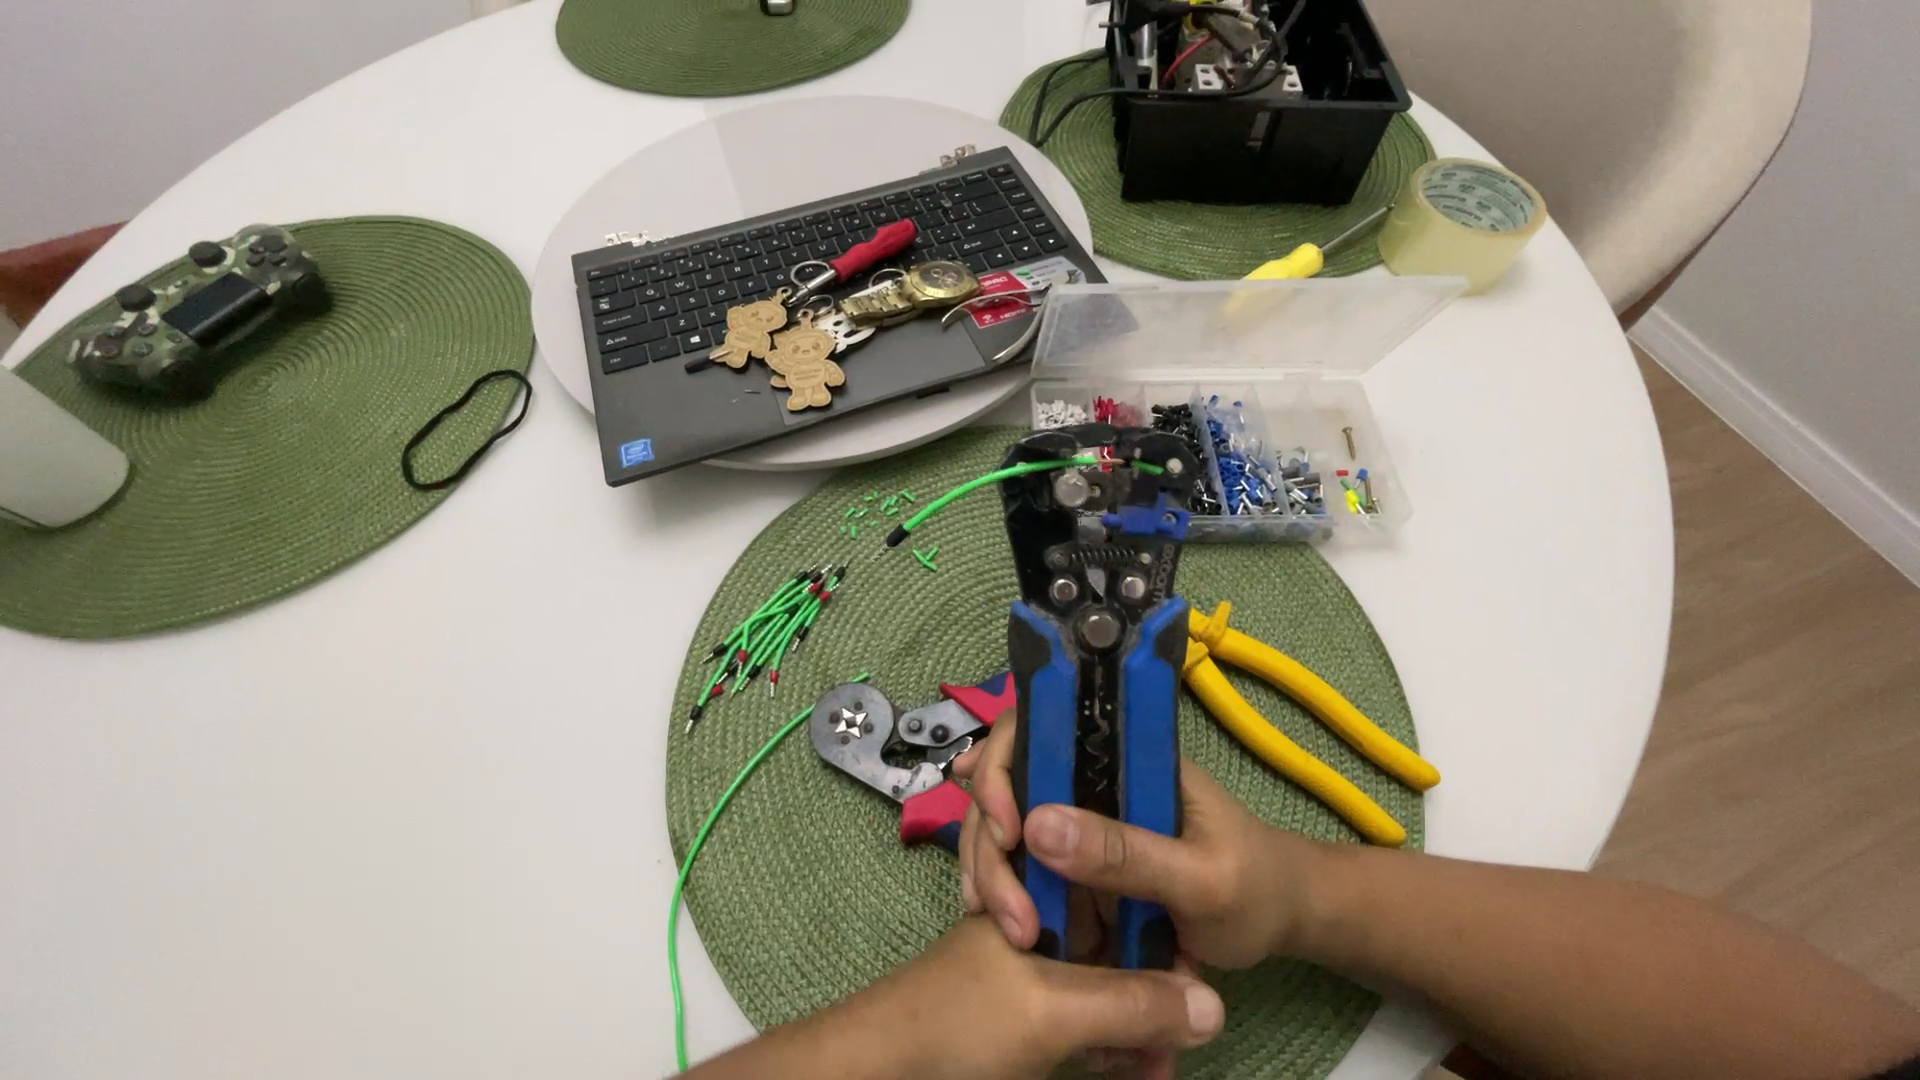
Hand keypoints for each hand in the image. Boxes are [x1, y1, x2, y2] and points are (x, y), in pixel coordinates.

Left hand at [866, 916, 1223, 1079]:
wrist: (880, 1071)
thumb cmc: (962, 1021)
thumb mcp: (1051, 1010)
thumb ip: (1130, 1004)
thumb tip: (1215, 1005)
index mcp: (1040, 893)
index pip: (1114, 888)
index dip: (1162, 924)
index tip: (1202, 967)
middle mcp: (1041, 922)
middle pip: (1116, 945)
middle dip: (1155, 992)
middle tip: (1188, 1039)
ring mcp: (1032, 973)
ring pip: (1104, 988)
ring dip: (1137, 1027)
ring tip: (1162, 1068)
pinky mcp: (1026, 1017)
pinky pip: (1085, 1022)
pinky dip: (1111, 1045)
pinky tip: (1134, 1071)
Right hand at [954, 707, 1316, 969]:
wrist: (1279, 919)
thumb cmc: (1254, 888)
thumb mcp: (1200, 878)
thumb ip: (1127, 854)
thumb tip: (1035, 824)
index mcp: (1126, 754)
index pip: (1042, 724)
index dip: (1004, 763)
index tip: (1006, 830)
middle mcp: (1095, 772)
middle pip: (1012, 774)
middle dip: (988, 834)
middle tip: (992, 903)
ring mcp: (1085, 810)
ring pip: (1008, 815)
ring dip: (987, 862)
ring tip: (988, 915)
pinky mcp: (1080, 850)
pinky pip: (1024, 854)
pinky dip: (999, 879)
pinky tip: (988, 911)